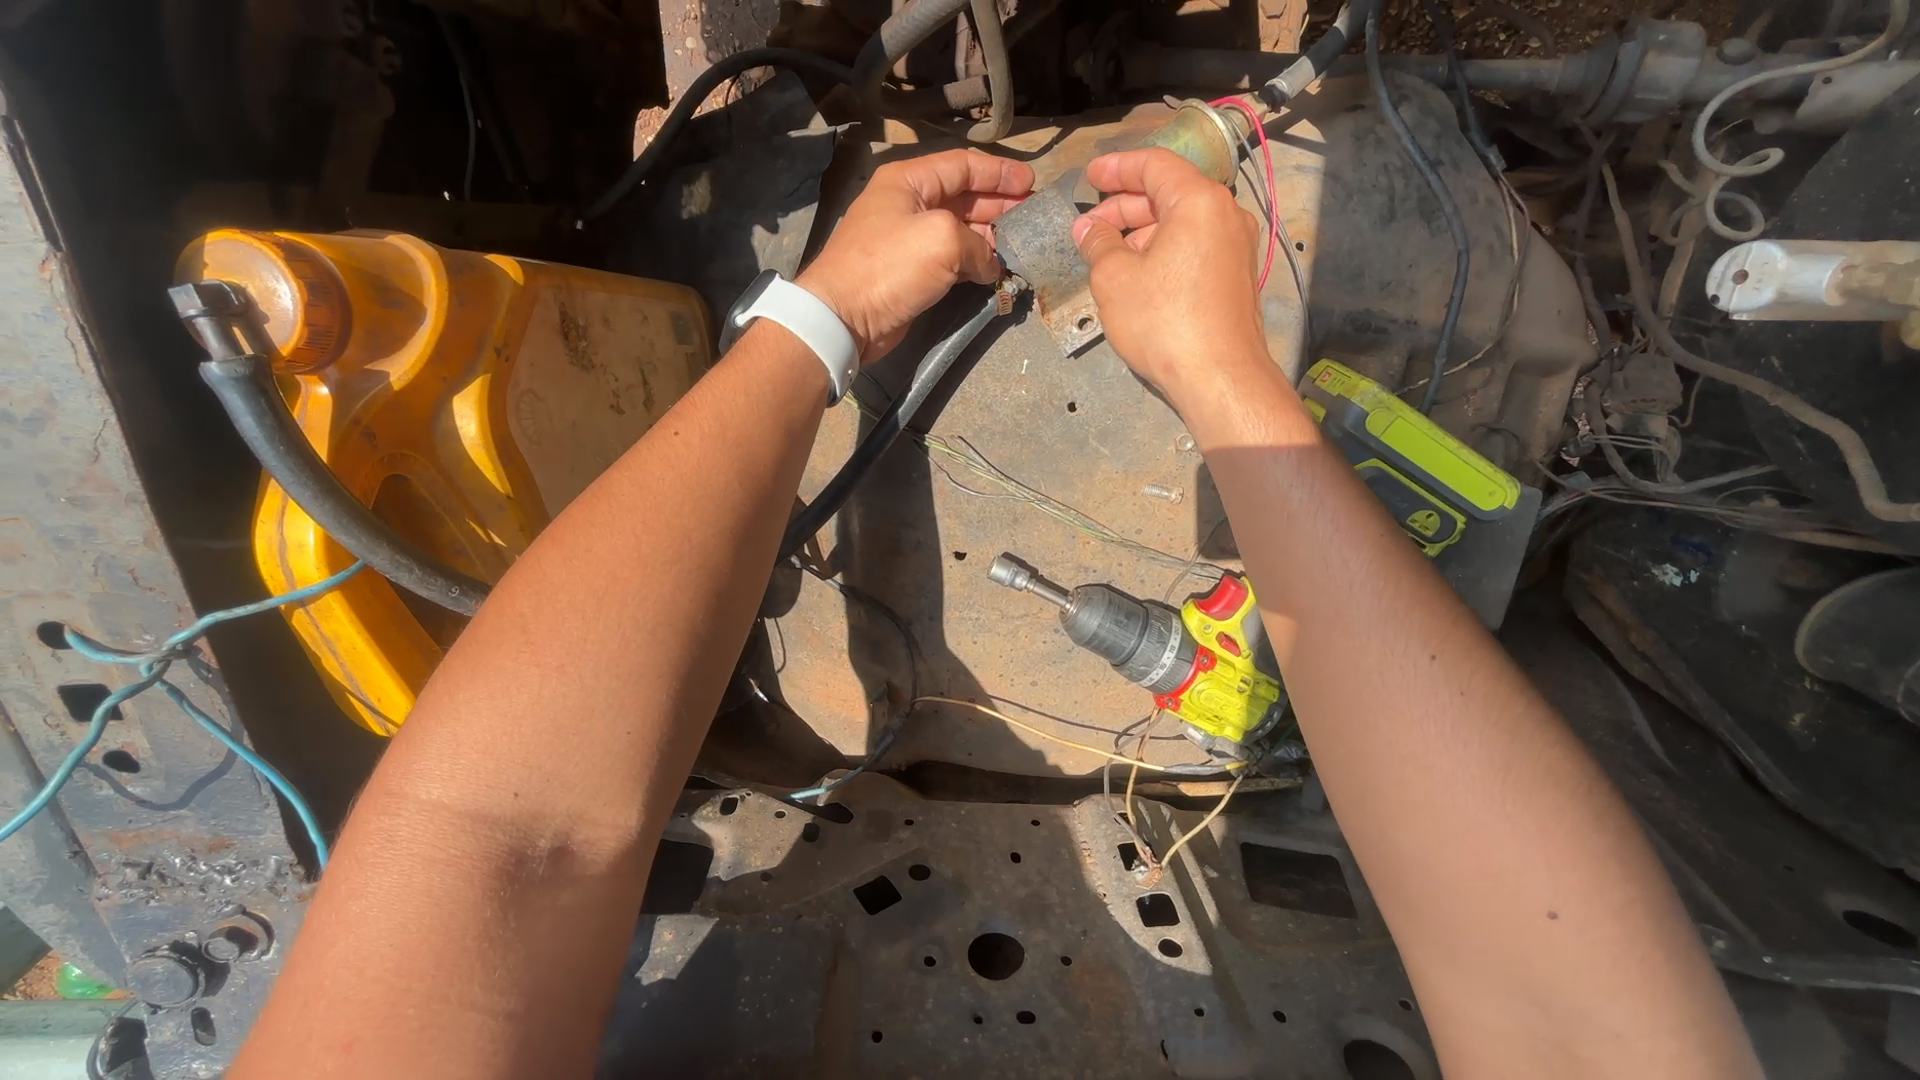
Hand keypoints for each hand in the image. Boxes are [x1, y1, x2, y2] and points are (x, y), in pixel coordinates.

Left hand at [798, 148, 1033, 362]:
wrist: (845, 318)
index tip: (1031, 182)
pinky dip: (974, 263)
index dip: (999, 172)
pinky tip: (996, 270)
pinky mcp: (911, 274)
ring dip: (990, 237)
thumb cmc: (890, 266)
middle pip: (963, 197)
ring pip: (959, 231)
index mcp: (909, 181)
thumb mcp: (943, 239)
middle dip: (999, 204)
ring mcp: (909, 241)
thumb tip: (991, 264)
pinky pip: (951, 261)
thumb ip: (979, 244)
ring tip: (1021, 245)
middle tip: (1031, 216)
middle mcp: (909, 205)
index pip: (963, 165)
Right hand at [1071, 148, 1267, 397]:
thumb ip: (1098, 243)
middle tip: (1090, 225)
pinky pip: (1194, 249)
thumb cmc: (1163, 321)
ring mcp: (1236, 247)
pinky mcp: (1235, 278)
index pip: (1155, 165)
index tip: (1089, 176)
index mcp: (1199, 201)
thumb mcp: (1115, 279)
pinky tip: (1138, 275)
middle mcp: (1226, 215)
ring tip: (1107, 255)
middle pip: (1169, 194)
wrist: (1218, 376)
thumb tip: (1087, 227)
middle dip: (1125, 206)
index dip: (1117, 168)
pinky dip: (1163, 251)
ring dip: (1142, 233)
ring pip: (1181, 225)